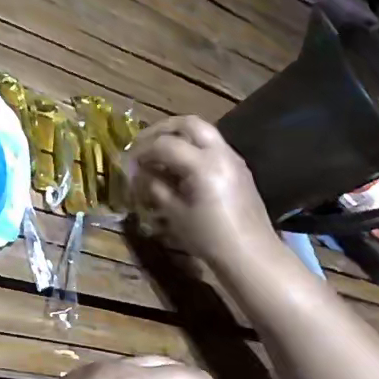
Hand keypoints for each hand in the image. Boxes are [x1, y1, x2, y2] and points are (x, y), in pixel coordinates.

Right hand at [126, 116, 272, 261]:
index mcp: (203, 164)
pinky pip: (212, 146)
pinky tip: (179, 167)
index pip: (165, 144)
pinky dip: (192, 147)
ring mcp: (233, 158)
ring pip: (203, 131)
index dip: (142, 151)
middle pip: (188, 124)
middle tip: (142, 143)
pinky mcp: (238, 168)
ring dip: (178, 136)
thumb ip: (155, 187)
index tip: (128, 162)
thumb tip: (139, 173)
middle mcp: (220, 153)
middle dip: (161, 129)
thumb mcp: (175, 214)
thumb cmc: (209, 238)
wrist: (251, 255)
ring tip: (158, 154)